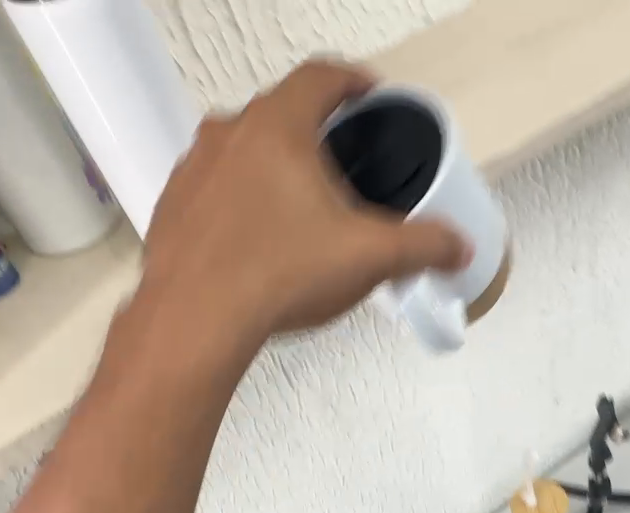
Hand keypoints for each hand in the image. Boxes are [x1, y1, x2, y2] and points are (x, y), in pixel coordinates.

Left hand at [134, 60, 469, 345]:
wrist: (198, 318)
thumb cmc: (274, 274)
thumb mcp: (370, 257)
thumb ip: (423, 246)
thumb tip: (454, 246)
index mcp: (278, 128)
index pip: (321, 78)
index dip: (353, 83)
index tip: (366, 93)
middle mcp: (228, 136)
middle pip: (280, 117)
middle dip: (314, 139)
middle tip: (341, 171)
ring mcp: (194, 171)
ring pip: (244, 155)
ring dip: (274, 174)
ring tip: (303, 218)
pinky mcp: (175, 209)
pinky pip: (216, 194)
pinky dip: (242, 209)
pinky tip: (263, 246)